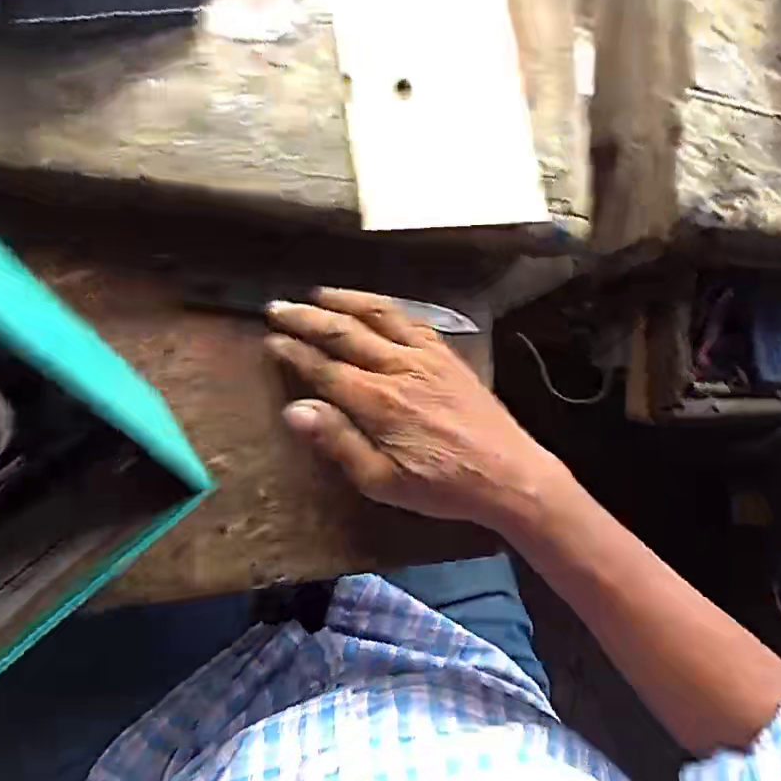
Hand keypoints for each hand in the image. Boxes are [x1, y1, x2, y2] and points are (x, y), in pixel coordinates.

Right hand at [264, 289, 571, 532]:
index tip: (271, 341)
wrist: (509, 473)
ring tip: (319, 294)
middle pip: (346, 332)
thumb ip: (339, 442)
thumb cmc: (444, 486)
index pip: (325, 368)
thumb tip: (295, 409)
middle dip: (307, 318)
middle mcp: (401, 367)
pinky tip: (377, 307)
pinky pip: (413, 320)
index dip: (294, 352)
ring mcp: (429, 357)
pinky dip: (388, 307)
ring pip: (380, 315)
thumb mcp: (384, 481)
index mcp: (379, 401)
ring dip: (346, 301)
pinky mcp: (449, 356)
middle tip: (278, 307)